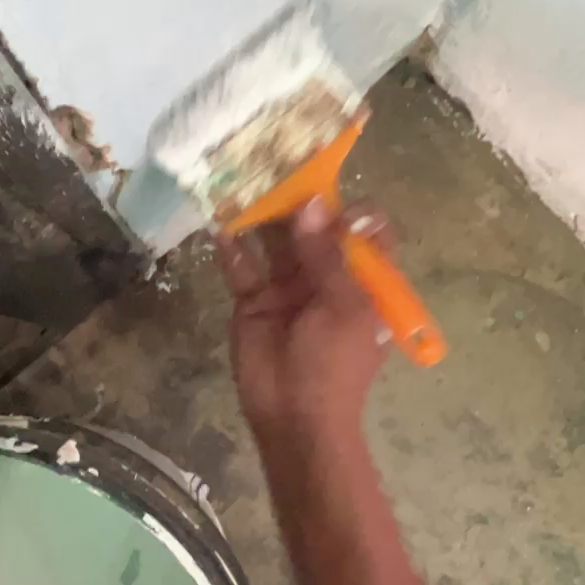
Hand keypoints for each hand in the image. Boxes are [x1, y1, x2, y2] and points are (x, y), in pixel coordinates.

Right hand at [215, 198, 393, 446]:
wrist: (294, 417)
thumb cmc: (334, 364)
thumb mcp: (344, 307)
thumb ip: (327, 254)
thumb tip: (311, 203)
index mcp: (363, 277)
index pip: (365, 230)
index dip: (350, 207)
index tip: (327, 186)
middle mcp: (327, 273)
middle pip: (315, 226)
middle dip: (298, 199)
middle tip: (275, 167)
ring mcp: (288, 285)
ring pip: (276, 240)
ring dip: (262, 215)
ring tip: (243, 182)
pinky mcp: (254, 299)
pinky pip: (242, 266)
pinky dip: (230, 246)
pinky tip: (219, 224)